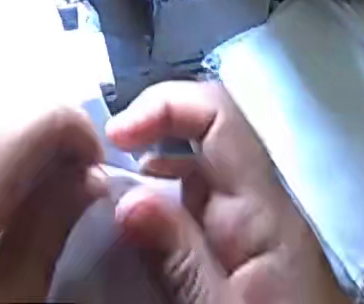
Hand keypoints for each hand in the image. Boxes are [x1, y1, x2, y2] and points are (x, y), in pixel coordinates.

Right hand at [107, 82, 348, 303]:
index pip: (217, 115)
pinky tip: (134, 233)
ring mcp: (252, 221)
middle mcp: (259, 198)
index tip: (116, 134)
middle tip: (100, 167)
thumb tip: (128, 198)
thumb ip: (181, 260)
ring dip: (150, 172)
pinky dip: (161, 205)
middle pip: (204, 132)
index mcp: (262, 205)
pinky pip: (198, 203)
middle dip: (150, 134)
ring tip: (104, 201)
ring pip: (196, 167)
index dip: (165, 105)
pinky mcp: (244, 246)